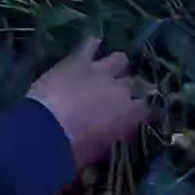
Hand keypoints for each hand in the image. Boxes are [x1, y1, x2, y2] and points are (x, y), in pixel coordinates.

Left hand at [27, 37, 147, 168]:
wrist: (48, 129)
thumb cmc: (74, 150)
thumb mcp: (98, 151)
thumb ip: (110, 137)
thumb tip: (110, 134)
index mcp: (129, 115)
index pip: (146, 108)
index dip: (140, 108)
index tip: (134, 112)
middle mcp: (121, 89)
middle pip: (132, 83)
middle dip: (126, 88)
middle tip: (114, 94)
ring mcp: (101, 71)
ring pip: (119, 59)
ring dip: (115, 65)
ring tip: (107, 69)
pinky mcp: (79, 60)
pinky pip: (90, 45)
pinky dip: (92, 45)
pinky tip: (92, 44)